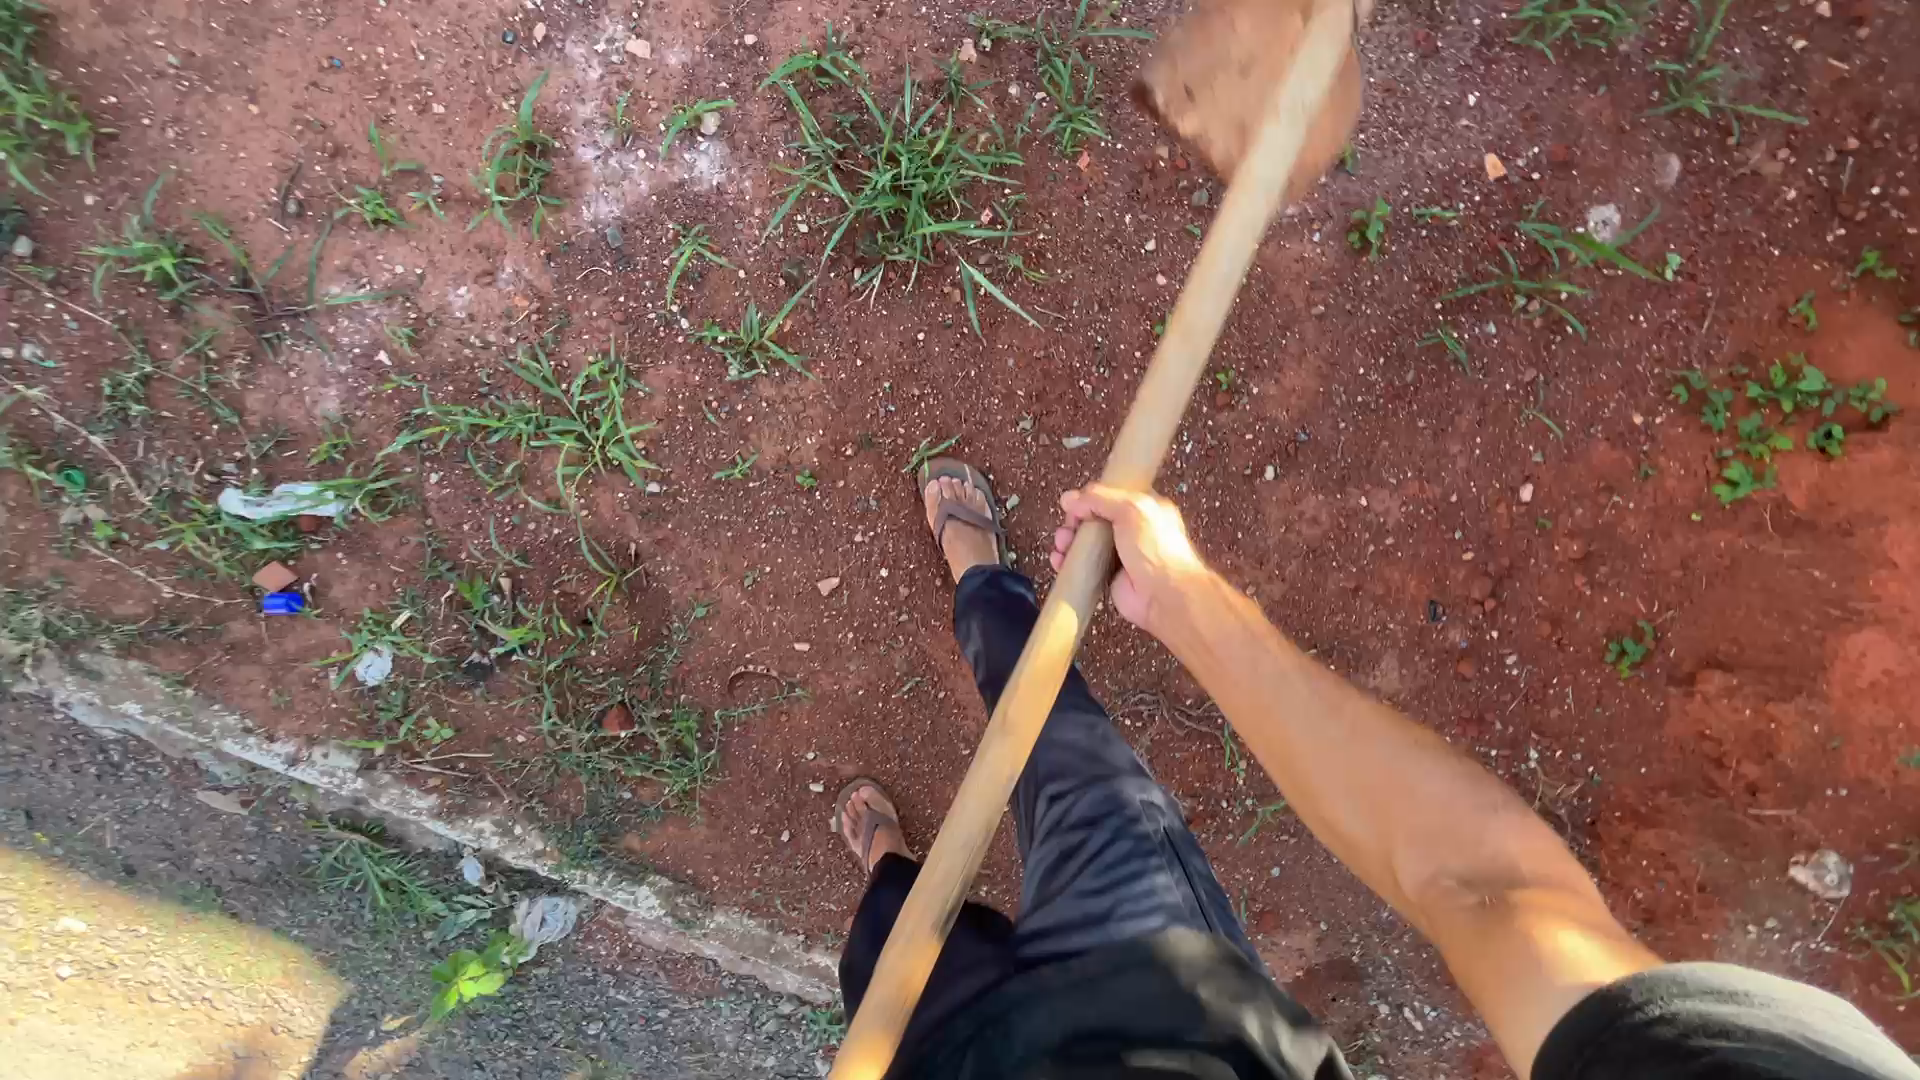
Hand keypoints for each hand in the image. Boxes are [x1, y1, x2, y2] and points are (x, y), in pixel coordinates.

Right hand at [1050, 485, 1213, 638]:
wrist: (1164, 595)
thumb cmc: (1158, 551)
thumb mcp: (1131, 509)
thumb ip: (1100, 498)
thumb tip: (1071, 499)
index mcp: (1144, 508)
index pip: (1112, 495)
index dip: (1091, 497)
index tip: (1076, 503)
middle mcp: (1132, 530)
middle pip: (1094, 518)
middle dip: (1076, 521)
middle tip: (1068, 526)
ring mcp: (1120, 554)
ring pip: (1086, 542)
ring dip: (1069, 541)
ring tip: (1062, 544)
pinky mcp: (1109, 575)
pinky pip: (1083, 565)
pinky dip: (1068, 562)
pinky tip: (1060, 561)